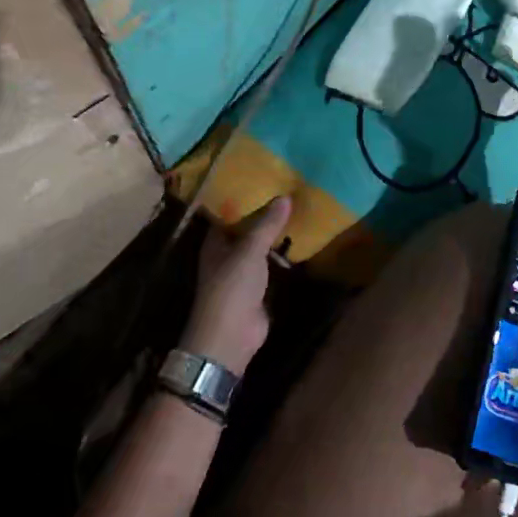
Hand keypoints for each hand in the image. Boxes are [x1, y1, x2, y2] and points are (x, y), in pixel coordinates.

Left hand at [182, 196, 291, 374]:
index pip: (228, 213)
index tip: (266, 179)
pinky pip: (272, 266)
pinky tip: (302, 243)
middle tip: (291, 192)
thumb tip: (285, 197)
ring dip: (276, 236)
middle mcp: (227, 255)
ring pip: (261, 248)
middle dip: (266, 215)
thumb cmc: (231, 287)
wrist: (231, 336)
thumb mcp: (249, 251)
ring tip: (301, 211)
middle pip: (247, 230)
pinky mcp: (258, 289)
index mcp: (215, 242)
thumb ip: (266, 225)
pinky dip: (284, 256)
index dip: (244, 198)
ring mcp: (243, 273)